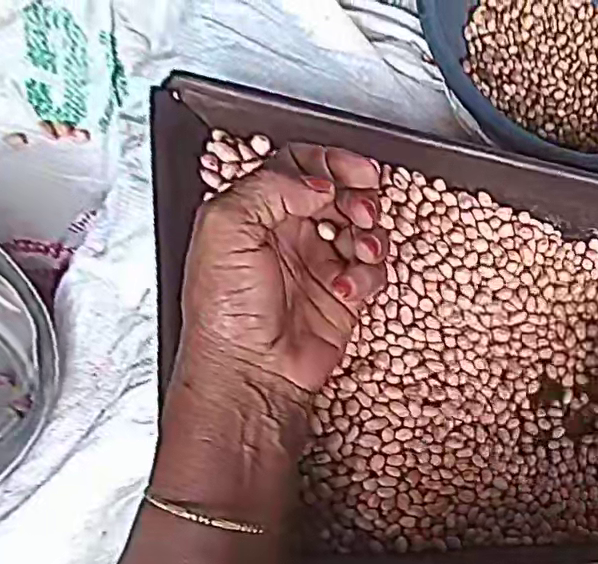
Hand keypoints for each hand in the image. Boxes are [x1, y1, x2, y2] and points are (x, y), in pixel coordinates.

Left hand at [179, 144, 390, 394]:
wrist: (252, 365)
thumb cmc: (226, 308)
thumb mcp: (226, 227)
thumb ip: (269, 189)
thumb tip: (318, 181)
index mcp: (258, 209)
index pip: (300, 168)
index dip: (331, 163)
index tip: (358, 171)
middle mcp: (292, 233)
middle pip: (340, 197)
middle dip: (360, 198)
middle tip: (364, 209)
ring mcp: (322, 266)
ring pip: (363, 233)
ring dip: (371, 237)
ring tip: (363, 249)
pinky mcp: (346, 298)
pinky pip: (372, 274)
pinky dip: (368, 277)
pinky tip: (348, 289)